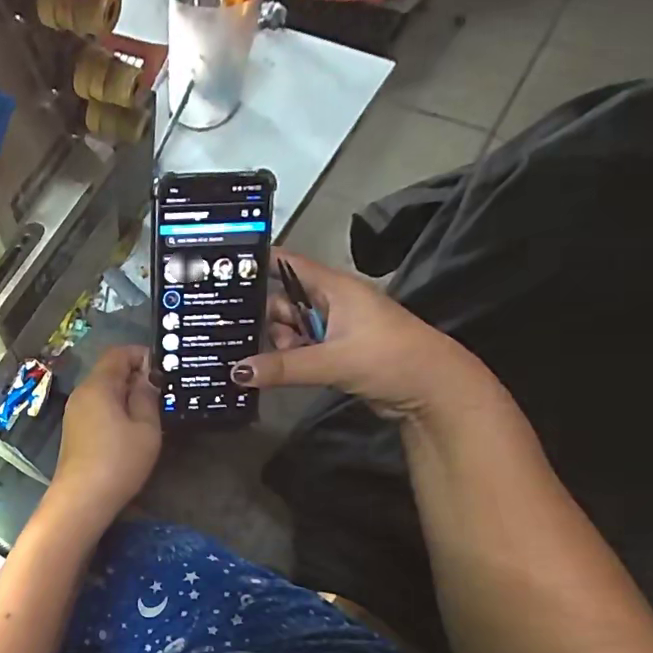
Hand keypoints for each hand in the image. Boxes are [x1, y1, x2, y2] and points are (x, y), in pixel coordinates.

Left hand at [47, 345, 161, 526]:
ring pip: (103, 391)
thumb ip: (147, 397)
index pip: (118, 353)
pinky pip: (98, 408)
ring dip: (126, 395)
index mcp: (99, 385)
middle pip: (109, 371)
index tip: (163, 368)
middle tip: (162, 391)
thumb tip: (146, 378)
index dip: (142, 354)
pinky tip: (131, 429)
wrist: (82, 500)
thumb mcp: (146, 428)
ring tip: (150, 412)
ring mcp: (75, 413)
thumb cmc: (119, 461)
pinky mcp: (75, 431)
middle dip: (135, 376)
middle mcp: (82, 393)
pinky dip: (115, 410)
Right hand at [230, 252, 487, 417]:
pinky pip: (303, 351)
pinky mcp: (337, 354)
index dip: (257, 262)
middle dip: (262, 318)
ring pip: (291, 330)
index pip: (287, 263)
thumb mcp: (333, 360)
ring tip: (249, 361)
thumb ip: (285, 366)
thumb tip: (237, 372)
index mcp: (333, 287)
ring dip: (276, 345)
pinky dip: (288, 360)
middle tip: (228, 334)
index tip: (220, 268)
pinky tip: (266, 372)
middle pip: (283, 301)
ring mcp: (334, 329)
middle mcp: (330, 303)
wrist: (432, 390)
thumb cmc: (388, 358)